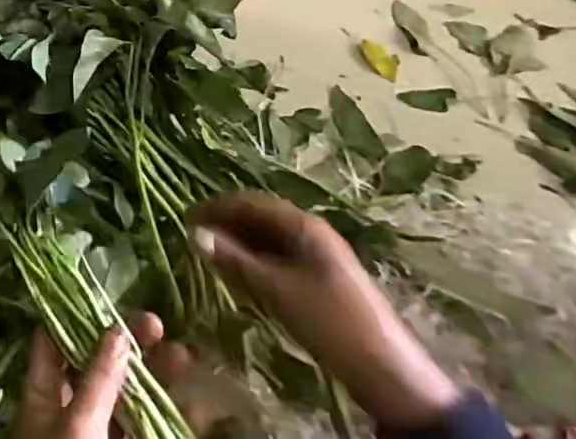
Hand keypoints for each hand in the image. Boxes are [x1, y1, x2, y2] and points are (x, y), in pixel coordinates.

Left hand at [19, 314, 247, 438]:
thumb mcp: (76, 428)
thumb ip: (98, 379)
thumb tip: (116, 328)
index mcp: (43, 399)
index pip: (53, 343)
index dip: (76, 316)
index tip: (107, 294)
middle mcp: (71, 415)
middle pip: (98, 367)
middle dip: (127, 344)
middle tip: (158, 325)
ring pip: (130, 399)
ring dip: (157, 377)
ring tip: (185, 355)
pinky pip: (153, 430)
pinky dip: (176, 416)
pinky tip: (201, 403)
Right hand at [190, 193, 459, 427]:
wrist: (387, 373)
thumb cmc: (330, 322)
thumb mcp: (276, 290)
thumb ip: (235, 260)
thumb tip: (194, 233)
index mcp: (303, 225)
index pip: (251, 201)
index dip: (217, 207)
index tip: (187, 219)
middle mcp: (310, 232)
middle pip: (260, 217)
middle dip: (226, 224)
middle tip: (195, 237)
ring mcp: (318, 255)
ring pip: (268, 238)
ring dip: (239, 243)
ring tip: (210, 255)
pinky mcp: (320, 279)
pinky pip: (278, 258)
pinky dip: (254, 261)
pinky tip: (240, 276)